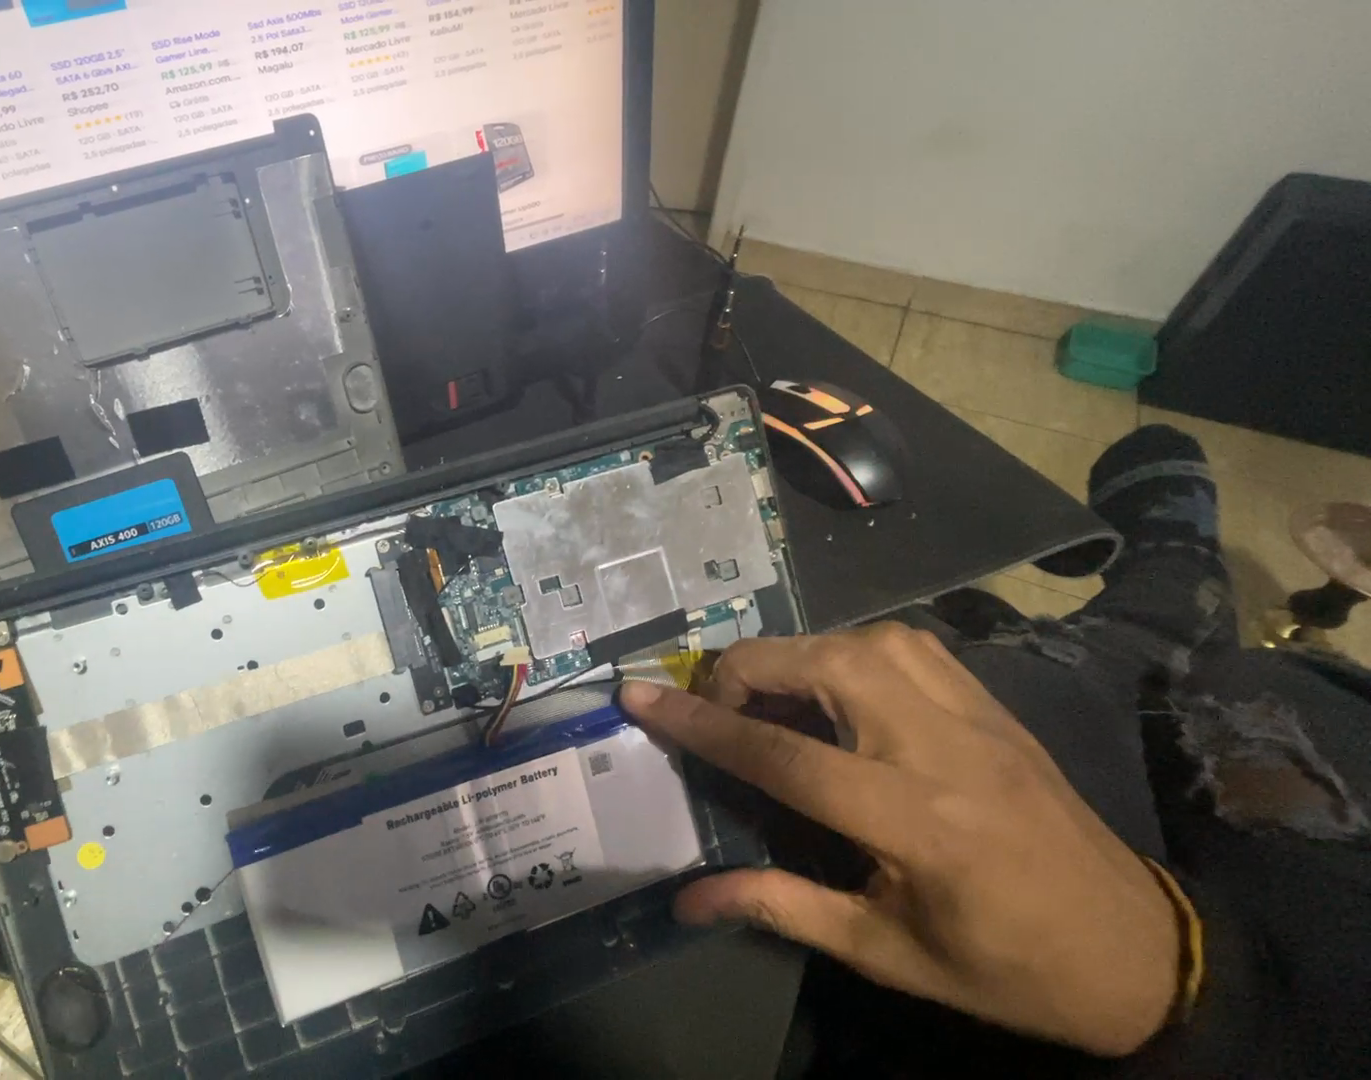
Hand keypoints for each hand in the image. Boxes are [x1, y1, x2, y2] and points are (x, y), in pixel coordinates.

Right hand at [621, 623, 1178, 1056]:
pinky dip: (847, 649)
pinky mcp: (991, 702)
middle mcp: (940, 747)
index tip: (639, 694)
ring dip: (797, 655)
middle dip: (746, 673)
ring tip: (773, 697)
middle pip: (820, 665)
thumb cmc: (1004, 966)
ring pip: (862, 638)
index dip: (699, 723)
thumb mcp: (885, 955)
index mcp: (912, 820)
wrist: (1142, 952)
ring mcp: (974, 715)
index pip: (779, 754)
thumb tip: (685, 902)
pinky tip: (835, 684)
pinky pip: (904, 644)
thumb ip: (780, 907)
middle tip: (723, 713)